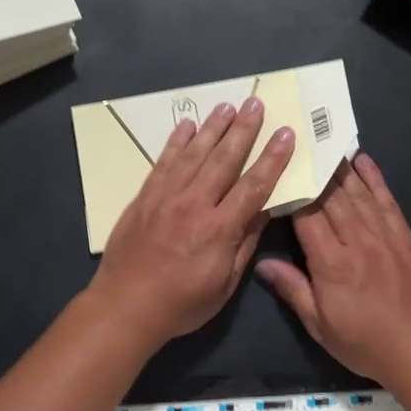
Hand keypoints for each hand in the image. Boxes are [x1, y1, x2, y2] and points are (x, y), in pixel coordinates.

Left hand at [88, 98, 295, 344]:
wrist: (124, 306)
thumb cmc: (181, 303)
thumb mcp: (224, 285)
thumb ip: (244, 244)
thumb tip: (264, 211)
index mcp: (219, 229)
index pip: (254, 185)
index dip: (272, 159)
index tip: (286, 134)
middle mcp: (194, 204)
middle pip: (224, 159)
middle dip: (244, 129)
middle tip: (257, 103)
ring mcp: (166, 196)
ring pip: (194, 154)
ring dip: (213, 127)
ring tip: (228, 106)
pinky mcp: (145, 196)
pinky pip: (164, 162)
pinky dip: (176, 142)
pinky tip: (187, 126)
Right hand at [256, 153, 410, 385]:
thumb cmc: (364, 342)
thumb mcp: (320, 325)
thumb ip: (293, 289)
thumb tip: (262, 264)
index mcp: (332, 264)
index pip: (307, 217)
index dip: (294, 192)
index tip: (280, 170)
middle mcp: (357, 242)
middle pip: (332, 198)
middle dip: (315, 171)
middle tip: (301, 145)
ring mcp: (384, 236)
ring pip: (358, 193)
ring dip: (341, 168)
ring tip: (326, 144)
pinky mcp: (404, 236)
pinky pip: (387, 201)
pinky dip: (375, 179)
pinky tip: (363, 161)